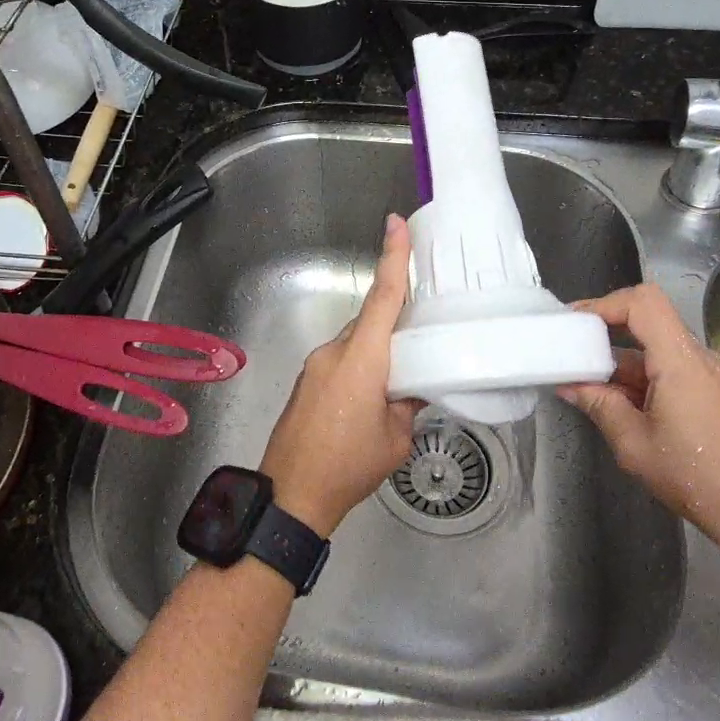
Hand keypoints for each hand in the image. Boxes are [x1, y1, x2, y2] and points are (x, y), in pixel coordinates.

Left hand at [258, 214, 422, 537]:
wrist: (292, 495)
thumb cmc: (348, 466)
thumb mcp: (395, 439)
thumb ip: (408, 404)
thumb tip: (414, 389)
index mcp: (360, 359)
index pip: (382, 299)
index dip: (392, 259)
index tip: (396, 225)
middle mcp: (334, 352)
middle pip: (370, 320)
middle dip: (396, 319)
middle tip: (428, 325)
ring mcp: (315, 366)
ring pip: (355, 342)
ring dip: (379, 348)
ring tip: (405, 370)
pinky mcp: (307, 381)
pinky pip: (341, 359)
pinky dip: (362, 363)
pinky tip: (376, 390)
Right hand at [558, 284, 719, 552]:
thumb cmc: (690, 475)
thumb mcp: (632, 442)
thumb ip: (598, 405)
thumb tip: (570, 386)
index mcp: (680, 362)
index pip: (643, 303)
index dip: (605, 304)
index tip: (574, 322)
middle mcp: (698, 359)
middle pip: (648, 321)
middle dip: (605, 333)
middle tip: (571, 352)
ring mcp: (707, 375)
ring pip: (654, 348)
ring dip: (618, 363)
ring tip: (584, 386)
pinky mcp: (709, 392)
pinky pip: (667, 369)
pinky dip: (637, 378)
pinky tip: (614, 403)